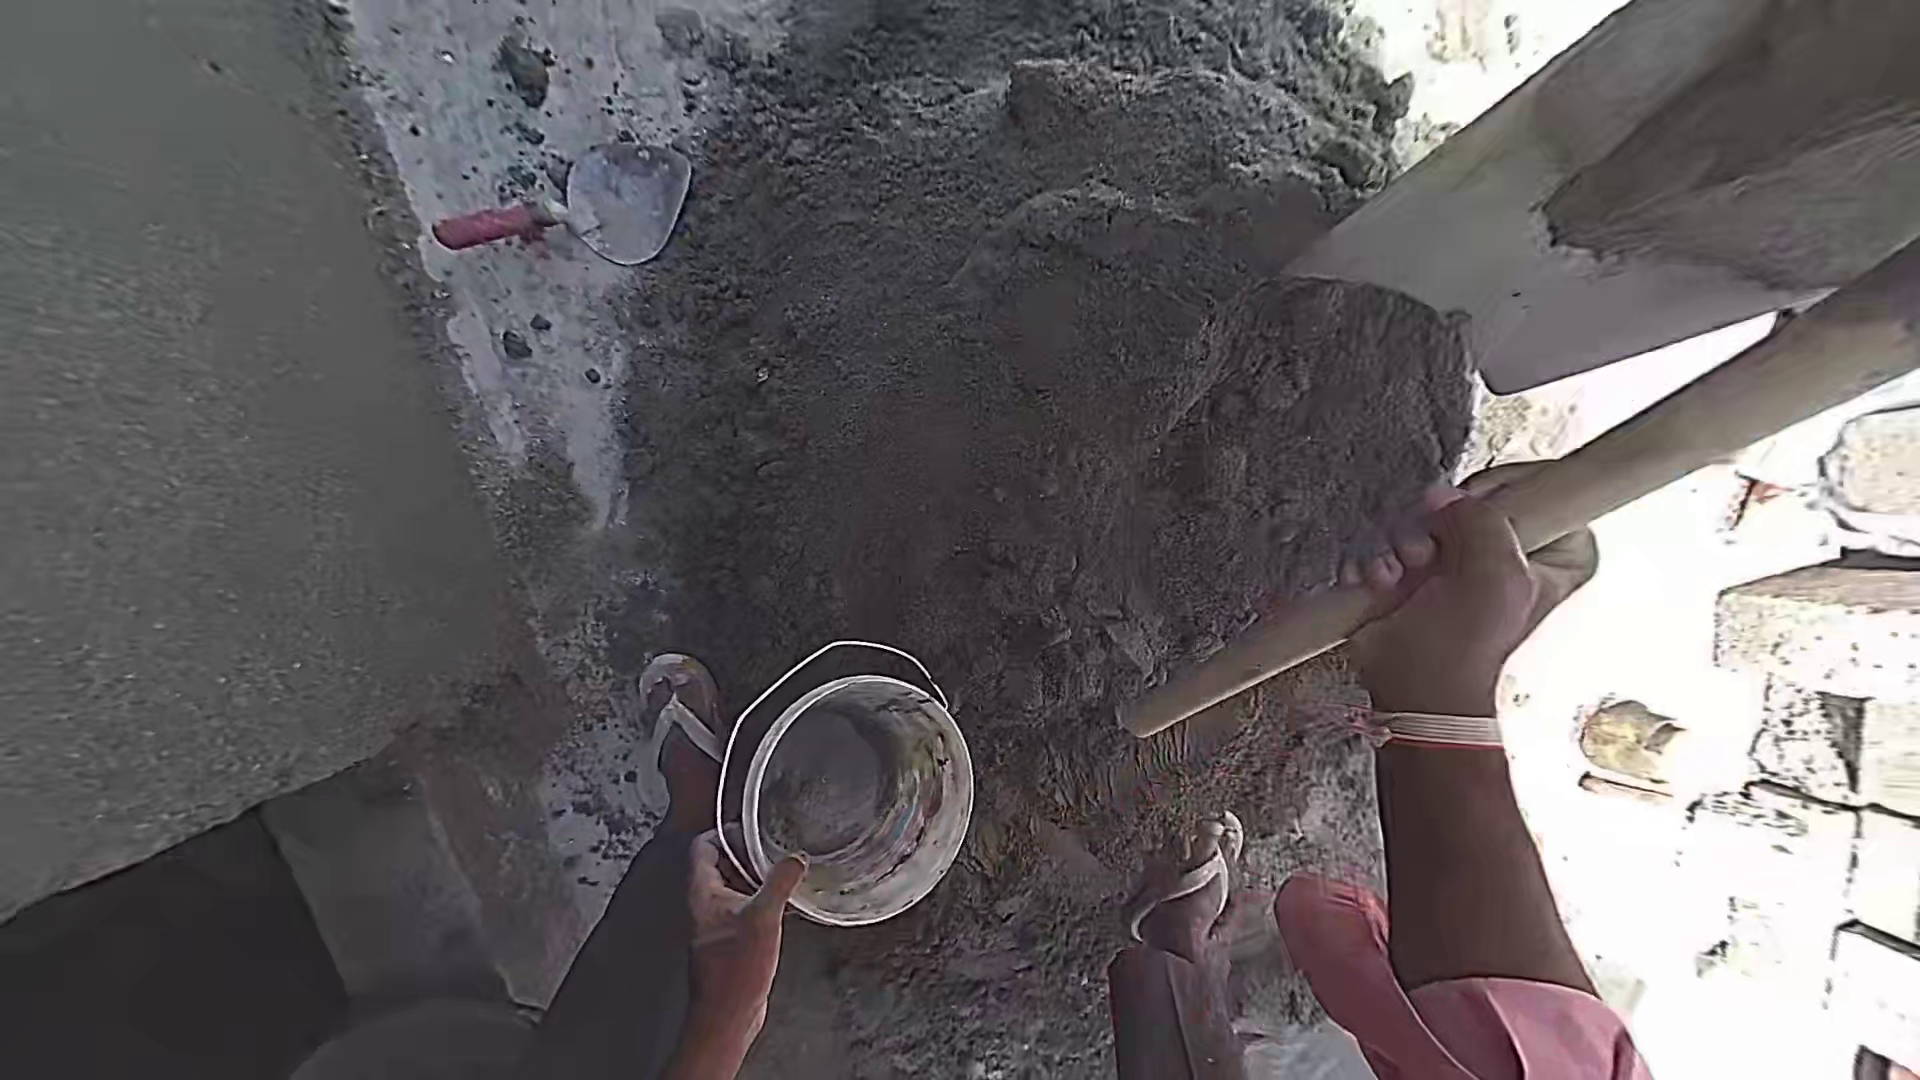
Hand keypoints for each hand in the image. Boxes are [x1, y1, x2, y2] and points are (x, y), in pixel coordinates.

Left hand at [665, 832, 806, 1079]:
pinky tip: (784, 901)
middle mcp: (706, 905)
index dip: (724, 831)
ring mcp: (717, 923)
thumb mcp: (763, 916)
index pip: (703, 846)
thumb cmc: (735, 970)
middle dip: (746, 851)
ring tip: (782, 867)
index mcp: (703, 893)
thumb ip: (780, 882)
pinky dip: (762, 897)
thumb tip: (796, 858)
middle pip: (720, 863)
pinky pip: (745, 906)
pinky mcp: (731, 939)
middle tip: (772, 844)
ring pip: (734, 885)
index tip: (749, 826)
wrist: (727, 1019)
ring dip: (756, 875)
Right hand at [1344, 464, 1596, 714]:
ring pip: (1415, 523)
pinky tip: (1377, 584)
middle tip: (1425, 555)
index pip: (1541, 492)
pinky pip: (1381, 546)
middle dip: (1431, 527)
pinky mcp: (1405, 574)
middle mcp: (1499, 554)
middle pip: (1462, 505)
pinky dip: (1374, 563)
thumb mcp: (1494, 576)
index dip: (1504, 487)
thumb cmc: (1465, 641)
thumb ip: (1482, 522)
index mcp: (1549, 554)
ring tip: (1396, 577)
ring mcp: (1448, 563)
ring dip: (1396, 548)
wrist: (1412, 683)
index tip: (1474, 497)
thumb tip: (1445, 496)